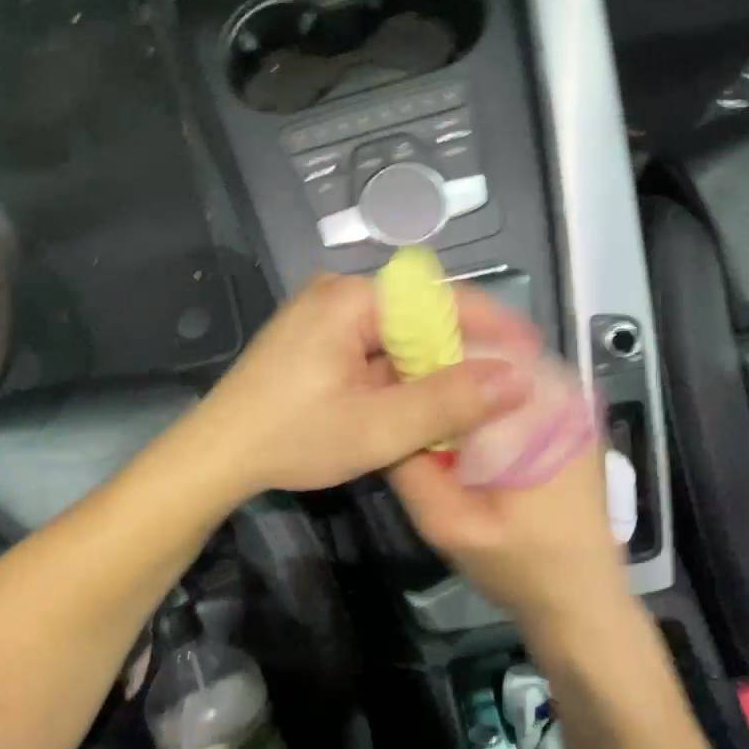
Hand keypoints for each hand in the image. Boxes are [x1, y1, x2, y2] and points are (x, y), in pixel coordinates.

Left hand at [164, 273, 526, 500]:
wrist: (217, 454)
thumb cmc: (291, 438)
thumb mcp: (377, 427)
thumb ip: (449, 402)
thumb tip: (516, 379)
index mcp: (349, 298)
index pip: (438, 297)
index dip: (491, 323)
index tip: (532, 352)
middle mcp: (336, 294)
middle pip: (419, 314)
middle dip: (462, 350)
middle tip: (507, 386)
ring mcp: (321, 316)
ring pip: (397, 334)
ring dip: (431, 366)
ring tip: (476, 399)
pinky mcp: (314, 340)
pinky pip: (372, 348)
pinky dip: (400, 374)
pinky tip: (423, 404)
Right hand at [388, 289, 627, 617]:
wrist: (583, 609)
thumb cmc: (520, 567)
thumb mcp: (447, 523)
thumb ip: (409, 468)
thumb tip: (379, 412)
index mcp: (539, 411)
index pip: (475, 349)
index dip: (425, 348)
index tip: (385, 361)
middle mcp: (564, 396)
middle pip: (489, 350)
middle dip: (439, 358)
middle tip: (393, 377)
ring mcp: (572, 410)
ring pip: (501, 368)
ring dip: (459, 376)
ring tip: (415, 394)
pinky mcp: (568, 426)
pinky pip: (515, 390)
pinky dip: (480, 395)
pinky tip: (450, 421)